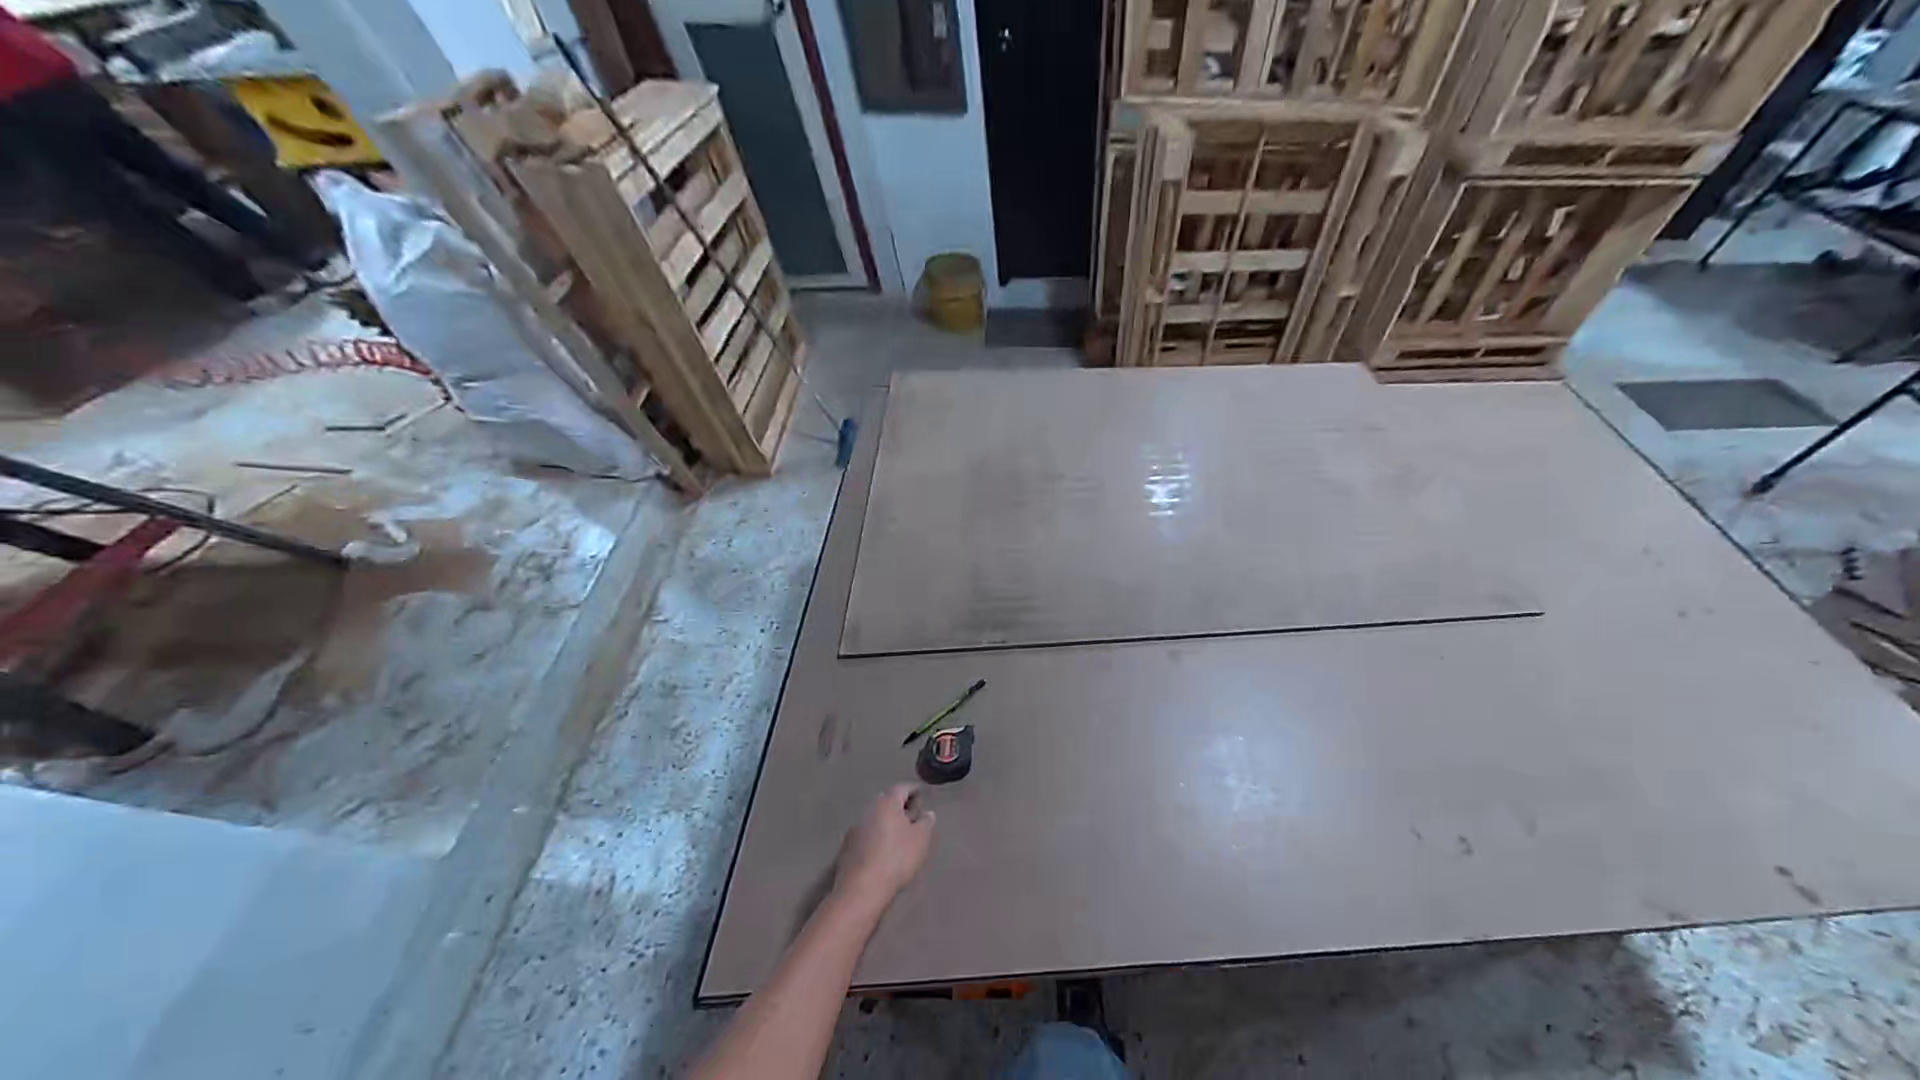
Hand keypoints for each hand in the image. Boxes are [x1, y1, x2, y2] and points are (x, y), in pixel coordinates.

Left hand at [835, 784, 935, 903]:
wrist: (861, 888)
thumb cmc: (896, 858)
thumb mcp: (921, 840)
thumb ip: (926, 822)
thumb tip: (927, 813)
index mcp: (887, 802)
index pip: (902, 787)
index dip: (914, 790)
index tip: (922, 794)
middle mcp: (868, 809)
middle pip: (887, 801)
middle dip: (900, 806)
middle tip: (912, 816)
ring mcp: (854, 827)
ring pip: (875, 818)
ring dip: (886, 822)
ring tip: (899, 835)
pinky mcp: (846, 846)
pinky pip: (866, 834)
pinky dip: (876, 836)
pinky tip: (882, 850)